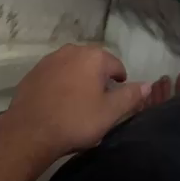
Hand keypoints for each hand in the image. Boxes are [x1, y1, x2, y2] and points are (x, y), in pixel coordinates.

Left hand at [0, 44, 152, 161]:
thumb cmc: (74, 120)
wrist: (30, 130)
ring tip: (77, 103)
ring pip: (73, 66)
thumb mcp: (108, 113)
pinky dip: (60, 83)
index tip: (116, 98)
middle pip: (94, 63)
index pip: (116, 65)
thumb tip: (149, 84)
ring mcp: (52, 58)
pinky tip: (58, 102)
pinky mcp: (35, 70)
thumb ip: (130, 96)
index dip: (119, 82)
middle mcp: (74, 50)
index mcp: (94, 57)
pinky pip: (55, 74)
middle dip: (98, 79)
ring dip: (78, 79)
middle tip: (97, 103)